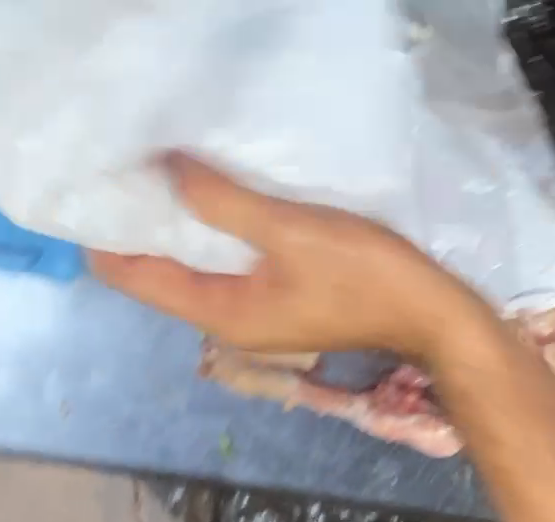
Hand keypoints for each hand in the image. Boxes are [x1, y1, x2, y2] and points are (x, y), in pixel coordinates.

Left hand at [87, 152, 483, 356]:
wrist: (444, 321)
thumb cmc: (373, 282)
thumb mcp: (293, 231)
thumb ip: (219, 200)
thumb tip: (166, 169)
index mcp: (223, 314)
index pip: (123, 269)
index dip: (109, 222)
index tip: (118, 174)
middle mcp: (233, 324)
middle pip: (159, 267)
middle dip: (150, 219)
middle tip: (152, 164)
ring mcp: (266, 318)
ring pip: (200, 267)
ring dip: (194, 227)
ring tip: (196, 180)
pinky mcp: (293, 307)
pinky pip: (236, 269)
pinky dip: (228, 240)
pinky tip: (243, 210)